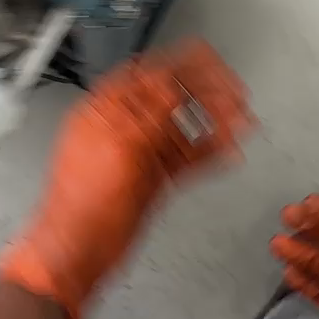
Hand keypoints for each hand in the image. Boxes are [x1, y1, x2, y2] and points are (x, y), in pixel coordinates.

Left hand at [0, 38, 252, 318]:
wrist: (76, 254)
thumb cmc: (79, 205)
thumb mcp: (116, 150)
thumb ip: (147, 116)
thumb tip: (172, 87)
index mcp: (107, 108)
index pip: (151, 73)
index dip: (185, 66)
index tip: (214, 63)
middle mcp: (126, 124)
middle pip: (173, 97)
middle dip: (207, 93)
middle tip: (237, 96)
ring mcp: (142, 151)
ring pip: (185, 126)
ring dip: (215, 121)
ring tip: (242, 120)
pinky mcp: (154, 178)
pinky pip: (188, 156)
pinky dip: (210, 151)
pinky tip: (230, 148)